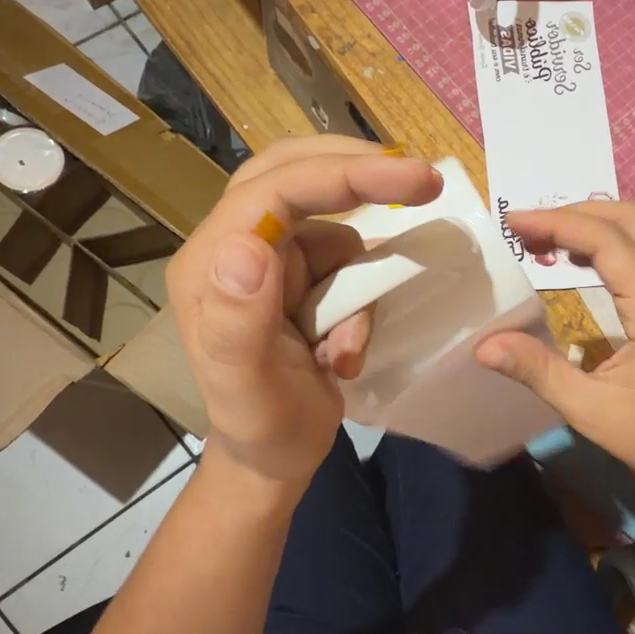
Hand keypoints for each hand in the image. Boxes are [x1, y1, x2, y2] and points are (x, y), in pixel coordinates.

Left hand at [165, 136, 440, 487]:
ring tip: (344, 350)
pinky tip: (343, 354)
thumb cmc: (261, 429)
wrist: (275, 459)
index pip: (274, 190)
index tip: (413, 179)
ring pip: (334, 229)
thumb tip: (247, 247)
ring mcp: (270, 262)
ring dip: (359, 285)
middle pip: (296, 175)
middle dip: (359, 176)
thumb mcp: (247, 388)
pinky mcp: (301, 280)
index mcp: (211, 265)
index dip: (343, 174)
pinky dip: (362, 306)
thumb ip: (237, 322)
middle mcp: (236, 249)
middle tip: (423, 182)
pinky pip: (349, 265)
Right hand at [474, 200, 634, 497]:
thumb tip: (483, 345)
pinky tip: (575, 259)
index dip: (559, 222)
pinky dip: (608, 241)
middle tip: (528, 228)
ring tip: (545, 238)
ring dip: (594, 222)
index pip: (608, 240)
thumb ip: (536, 370)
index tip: (515, 222)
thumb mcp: (587, 408)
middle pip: (631, 219)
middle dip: (576, 212)